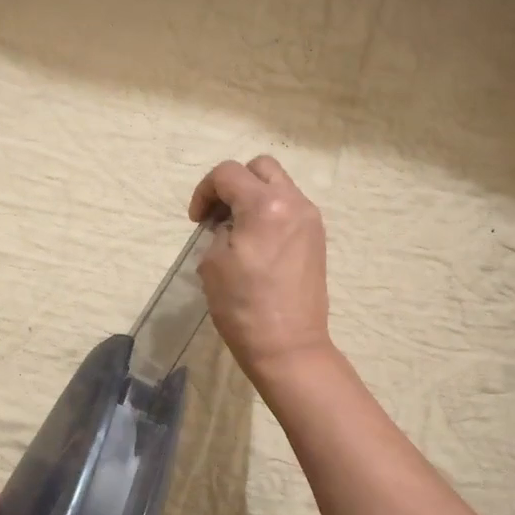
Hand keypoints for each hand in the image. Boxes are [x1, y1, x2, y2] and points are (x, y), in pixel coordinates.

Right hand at [189, 155, 332, 375]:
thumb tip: (230, 226)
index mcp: (265, 205)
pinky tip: (258, 244)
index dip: (204, 191)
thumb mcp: (213, 262)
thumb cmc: (243, 306)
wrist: (288, 346)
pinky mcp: (317, 238)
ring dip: (254, 197)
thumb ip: (219, 230)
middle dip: (234, 184)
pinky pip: (291, 208)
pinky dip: (271, 213)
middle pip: (260, 168)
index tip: (196, 221)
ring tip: (238, 230)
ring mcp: (311, 220)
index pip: (228, 173)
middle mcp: (294, 202)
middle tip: (219, 215)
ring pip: (279, 185)